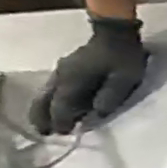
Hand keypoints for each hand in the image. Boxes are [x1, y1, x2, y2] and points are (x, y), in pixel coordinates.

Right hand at [30, 15, 146, 134]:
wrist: (116, 32)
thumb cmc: (122, 58)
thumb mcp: (123, 81)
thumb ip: (109, 98)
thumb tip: (94, 116)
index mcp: (73, 80)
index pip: (61, 105)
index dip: (61, 121)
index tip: (63, 134)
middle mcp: (61, 76)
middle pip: (45, 100)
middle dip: (42, 117)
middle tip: (43, 134)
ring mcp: (62, 71)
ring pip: (45, 94)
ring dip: (43, 110)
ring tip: (44, 127)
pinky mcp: (67, 70)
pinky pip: (52, 89)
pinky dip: (50, 101)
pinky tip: (53, 109)